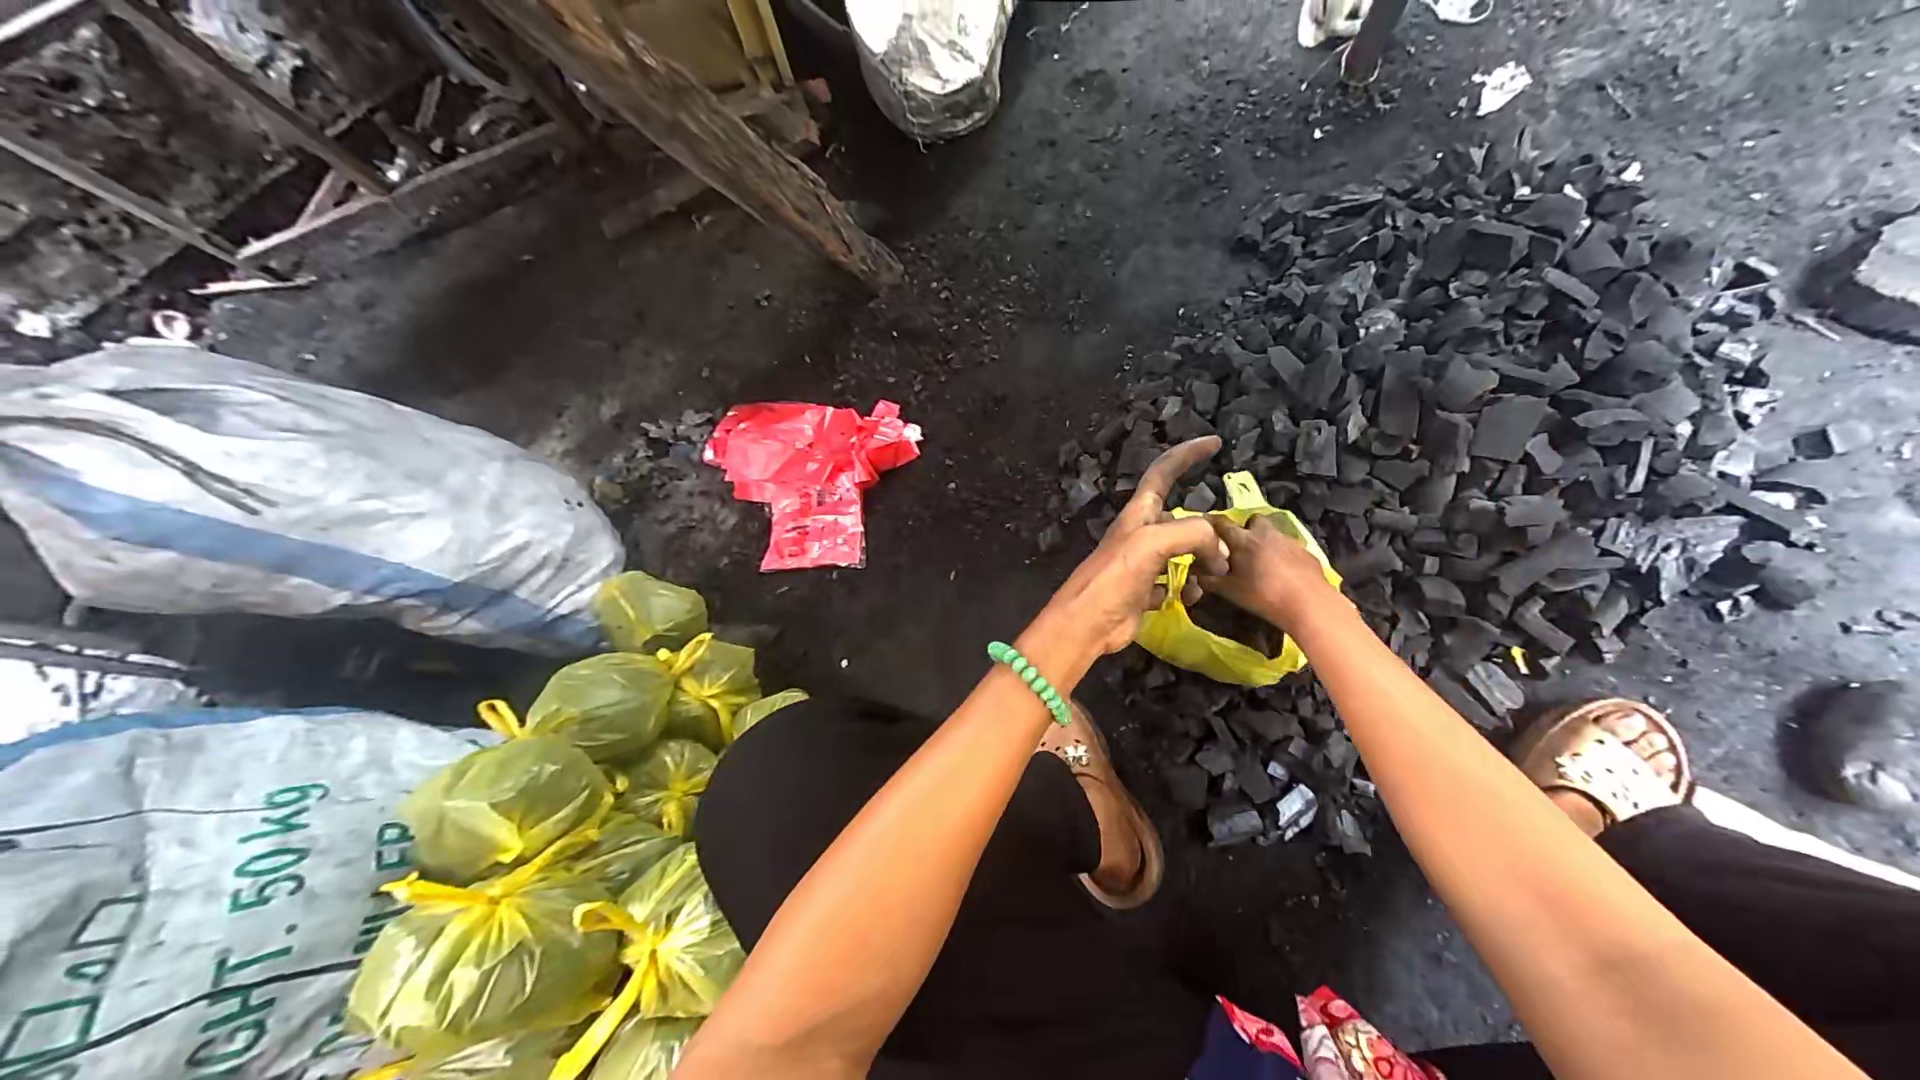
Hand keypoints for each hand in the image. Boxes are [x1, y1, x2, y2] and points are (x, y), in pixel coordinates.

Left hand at [1027, 436, 1230, 661]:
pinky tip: (1191, 597)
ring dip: (1203, 564)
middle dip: (1209, 532)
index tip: (1214, 443)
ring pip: (1185, 553)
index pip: (1164, 471)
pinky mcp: (1145, 591)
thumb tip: (1219, 553)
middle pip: (1184, 520)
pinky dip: (1189, 588)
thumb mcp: (1154, 542)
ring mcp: (1143, 563)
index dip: (1187, 454)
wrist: (1087, 623)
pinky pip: (1177, 583)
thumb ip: (1193, 534)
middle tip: (1226, 553)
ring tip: (1213, 577)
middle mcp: (1141, 533)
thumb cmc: (1115, 576)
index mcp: (1139, 513)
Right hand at [1196, 514, 1348, 633]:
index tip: (1206, 527)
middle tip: (1241, 547)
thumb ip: (1209, 580)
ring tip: (1263, 562)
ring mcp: (1289, 541)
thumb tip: (1195, 574)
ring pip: (1273, 533)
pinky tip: (1283, 573)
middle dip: (1246, 528)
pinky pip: (1290, 548)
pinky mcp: (1307, 552)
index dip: (1212, 523)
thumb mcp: (1229, 591)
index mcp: (1243, 540)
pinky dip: (1283, 555)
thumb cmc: (1262, 595)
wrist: (1308, 604)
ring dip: (1265, 542)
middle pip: (1253, 520)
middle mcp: (1266, 533)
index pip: (1222, 523)